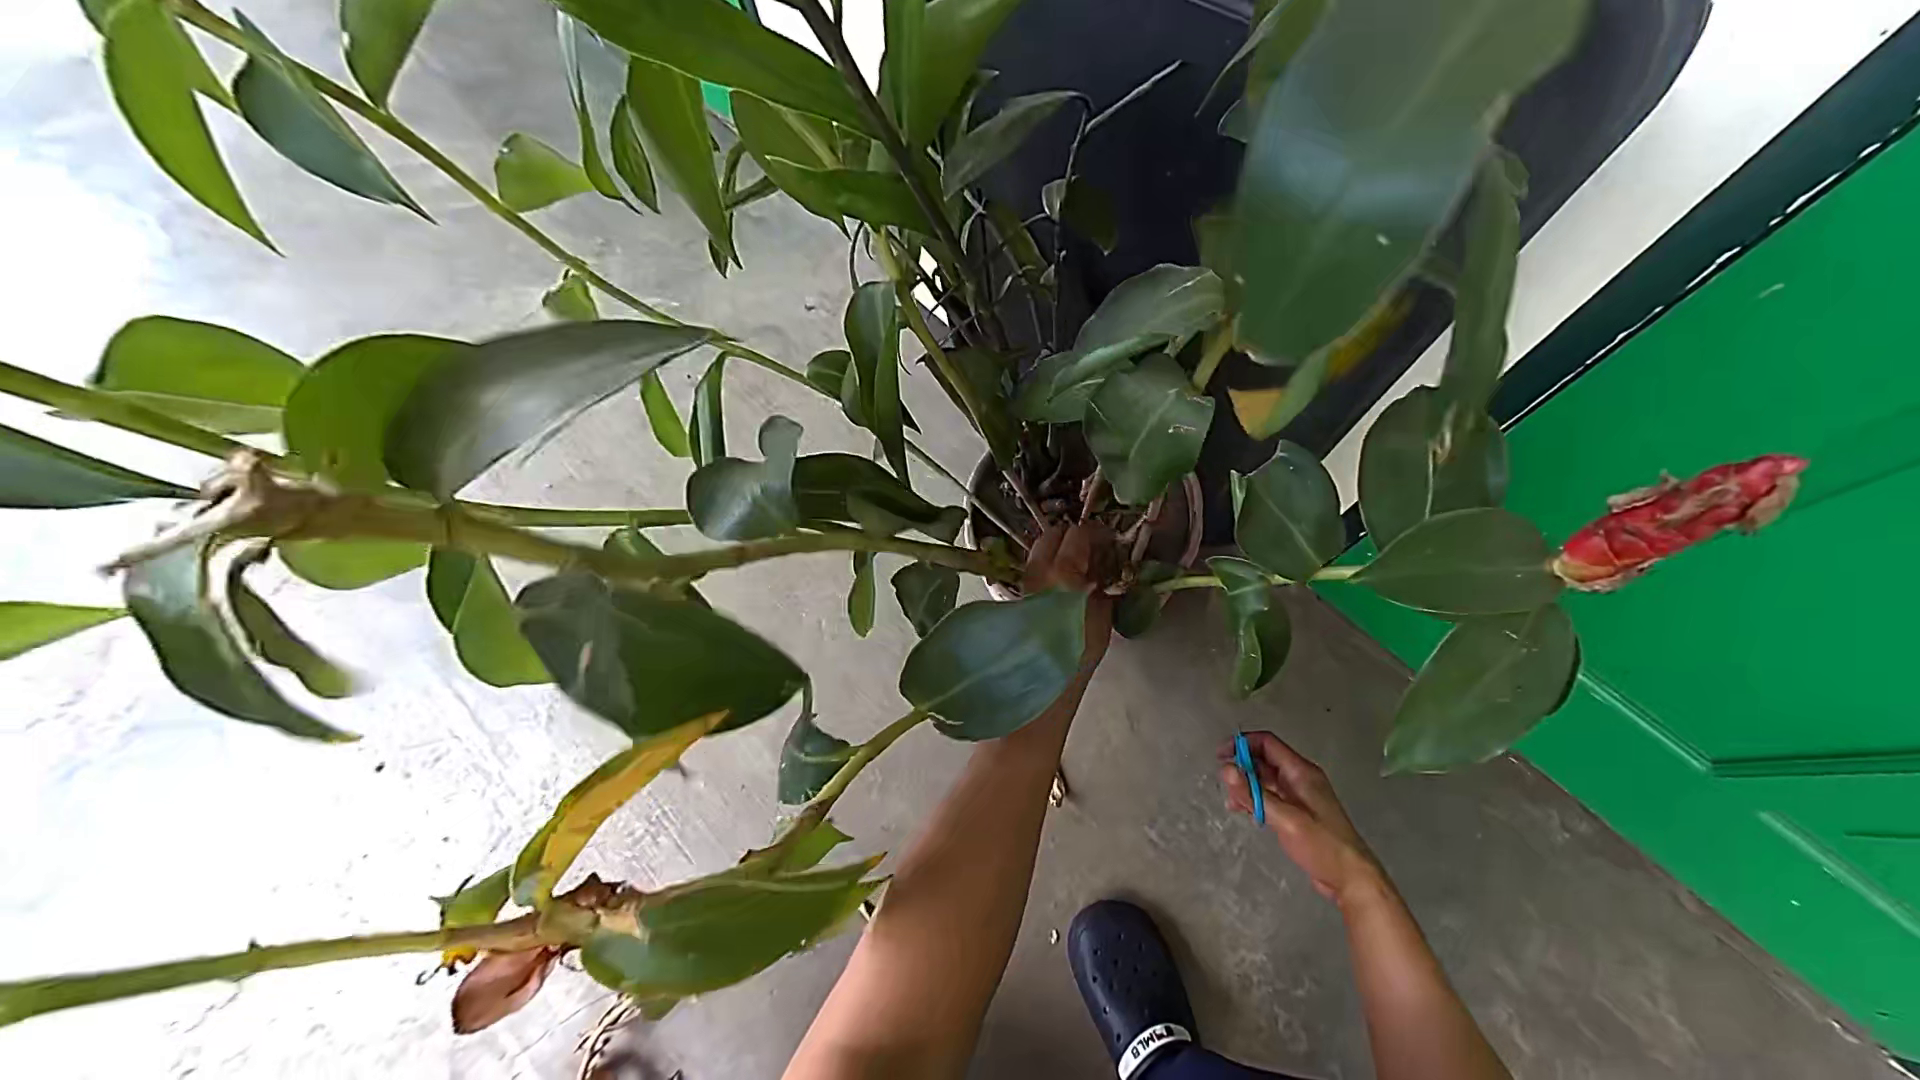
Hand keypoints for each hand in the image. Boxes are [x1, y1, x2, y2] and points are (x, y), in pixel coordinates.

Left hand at [1023, 523, 1115, 666]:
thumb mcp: (1102, 616)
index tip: (1108, 540)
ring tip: (1078, 566)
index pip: (1077, 534)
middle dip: (1072, 537)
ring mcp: (1025, 581)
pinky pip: (1033, 569)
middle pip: (1052, 535)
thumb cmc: (1079, 654)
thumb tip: (1104, 565)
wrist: (1047, 681)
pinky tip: (1062, 583)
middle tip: (1092, 549)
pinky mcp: (1018, 594)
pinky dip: (1048, 567)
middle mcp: (1038, 571)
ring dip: (1058, 551)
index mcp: (1063, 573)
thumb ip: (1103, 584)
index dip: (1096, 533)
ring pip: (1039, 551)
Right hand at [1218, 732, 1389, 909]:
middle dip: (1241, 768)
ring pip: (1264, 778)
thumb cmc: (1322, 846)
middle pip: (1263, 759)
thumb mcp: (1285, 819)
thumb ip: (1254, 794)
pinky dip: (1254, 798)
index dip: (1242, 744)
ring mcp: (1298, 795)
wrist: (1352, 879)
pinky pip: (1269, 795)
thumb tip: (1225, 769)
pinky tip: (1245, 811)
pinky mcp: (1296, 811)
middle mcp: (1299, 778)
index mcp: (1301, 772)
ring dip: (1246, 785)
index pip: (1267, 743)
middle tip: (1226, 785)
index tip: (1221, 757)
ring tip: (1233, 803)